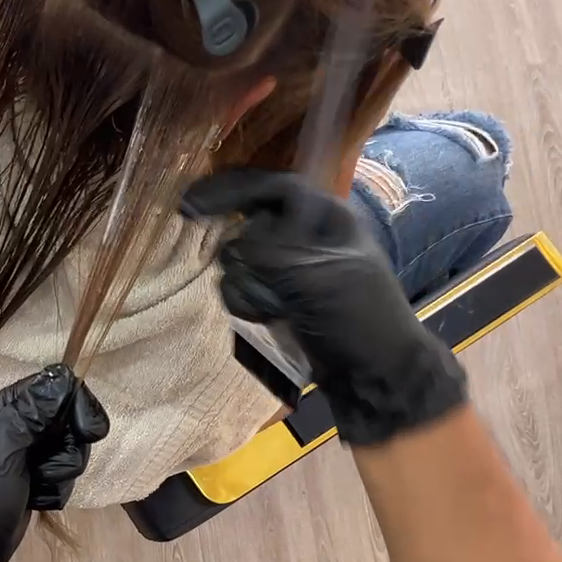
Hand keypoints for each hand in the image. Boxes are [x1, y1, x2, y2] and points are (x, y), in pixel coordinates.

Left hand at [0, 365, 108, 561]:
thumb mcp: (2, 449)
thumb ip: (32, 412)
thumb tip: (62, 377)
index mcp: (2, 410)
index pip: (53, 386)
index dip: (75, 404)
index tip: (87, 429)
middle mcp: (15, 427)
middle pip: (68, 419)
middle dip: (68, 445)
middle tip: (48, 466)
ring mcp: (25, 457)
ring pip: (69, 449)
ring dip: (60, 472)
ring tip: (36, 486)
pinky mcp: (33, 482)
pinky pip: (62, 476)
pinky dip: (54, 490)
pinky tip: (36, 501)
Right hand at [183, 169, 466, 445]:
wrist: (370, 373)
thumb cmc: (358, 319)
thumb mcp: (317, 279)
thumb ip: (270, 254)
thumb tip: (231, 244)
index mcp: (325, 217)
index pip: (271, 189)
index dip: (231, 190)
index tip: (190, 205)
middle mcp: (301, 237)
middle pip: (247, 226)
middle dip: (242, 254)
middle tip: (246, 278)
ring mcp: (286, 269)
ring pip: (238, 262)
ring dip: (247, 287)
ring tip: (273, 309)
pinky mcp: (274, 297)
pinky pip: (239, 290)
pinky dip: (244, 304)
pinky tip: (266, 318)